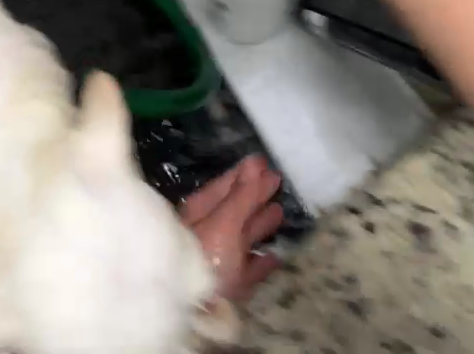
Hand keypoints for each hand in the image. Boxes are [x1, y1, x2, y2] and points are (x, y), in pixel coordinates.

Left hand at [179, 155, 284, 303]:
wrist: (194, 313)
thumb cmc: (203, 255)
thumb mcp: (223, 222)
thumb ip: (241, 196)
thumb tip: (254, 163)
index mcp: (200, 213)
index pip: (224, 187)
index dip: (243, 174)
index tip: (261, 160)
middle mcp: (208, 234)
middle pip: (235, 210)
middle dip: (254, 195)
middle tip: (276, 180)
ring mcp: (219, 262)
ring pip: (243, 238)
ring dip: (260, 225)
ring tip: (279, 211)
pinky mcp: (230, 290)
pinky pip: (249, 271)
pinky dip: (262, 263)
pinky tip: (275, 257)